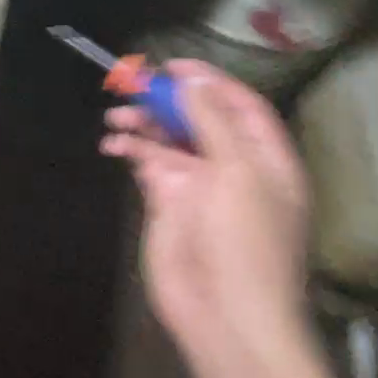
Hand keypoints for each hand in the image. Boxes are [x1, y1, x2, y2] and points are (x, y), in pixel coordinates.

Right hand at [102, 60, 347, 377]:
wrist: (224, 312)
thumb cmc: (244, 240)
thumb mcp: (237, 172)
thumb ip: (211, 120)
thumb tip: (190, 78)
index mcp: (265, 159)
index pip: (241, 105)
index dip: (210, 81)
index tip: (172, 65)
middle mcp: (233, 165)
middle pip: (198, 117)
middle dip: (166, 98)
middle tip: (131, 85)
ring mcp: (198, 183)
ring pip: (167, 136)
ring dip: (142, 121)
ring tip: (117, 115)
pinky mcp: (167, 200)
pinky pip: (145, 160)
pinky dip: (128, 147)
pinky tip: (113, 144)